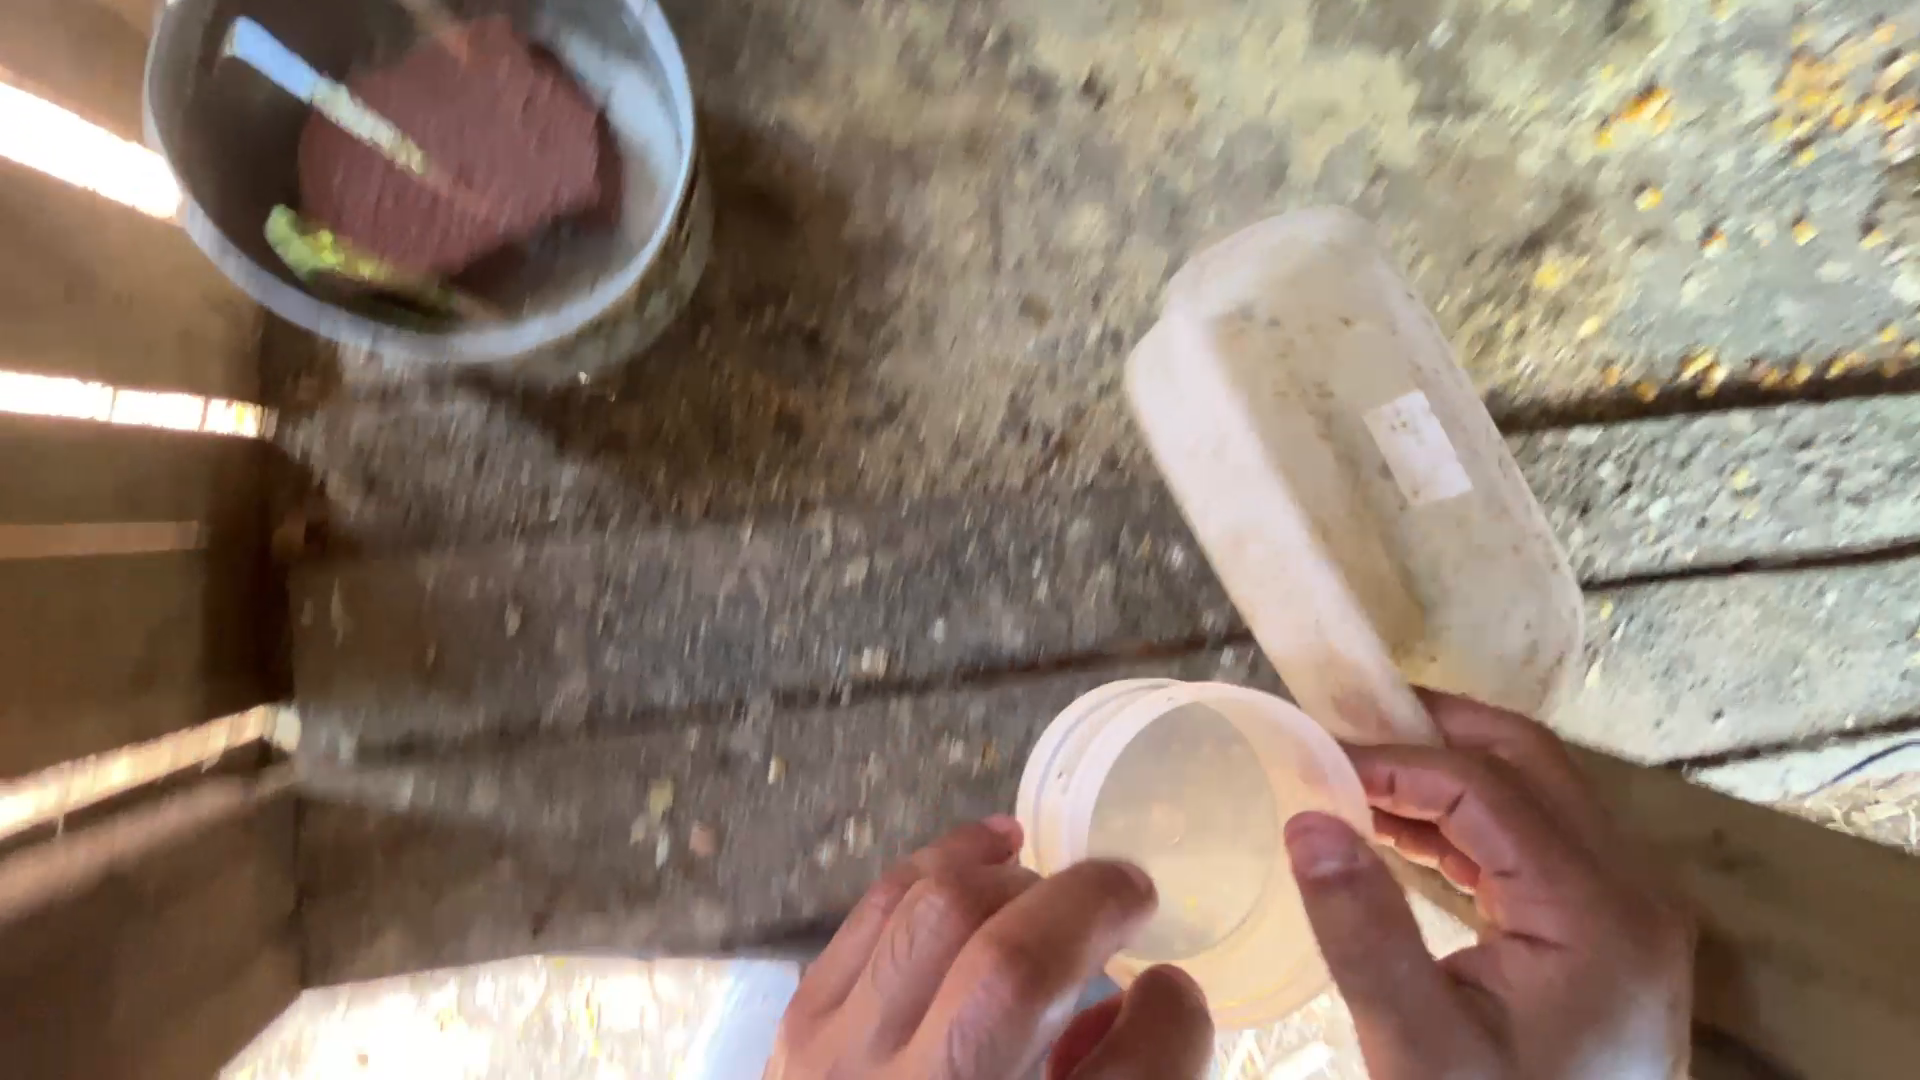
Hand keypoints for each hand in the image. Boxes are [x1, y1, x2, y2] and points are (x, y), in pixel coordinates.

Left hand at [769, 816, 1213, 1078]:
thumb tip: (1133, 1003)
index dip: (1175, 1021)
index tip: (1177, 986)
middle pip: (1012, 970)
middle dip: (1090, 903)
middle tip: (1132, 893)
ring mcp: (844, 1063)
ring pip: (940, 910)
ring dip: (1015, 879)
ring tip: (1052, 884)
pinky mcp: (803, 1021)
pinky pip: (883, 903)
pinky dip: (947, 857)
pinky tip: (995, 847)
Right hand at [1286, 690, 1694, 1079]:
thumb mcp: (1419, 1045)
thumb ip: (1364, 934)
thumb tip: (1306, 820)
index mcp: (1597, 912)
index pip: (1483, 786)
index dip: (1391, 762)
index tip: (1311, 765)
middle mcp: (1628, 886)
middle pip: (1524, 757)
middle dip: (1425, 727)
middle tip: (1340, 729)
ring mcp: (1619, 900)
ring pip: (1524, 782)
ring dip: (1435, 764)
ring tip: (1352, 773)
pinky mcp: (1595, 918)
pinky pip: (1519, 828)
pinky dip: (1451, 810)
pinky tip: (1390, 826)